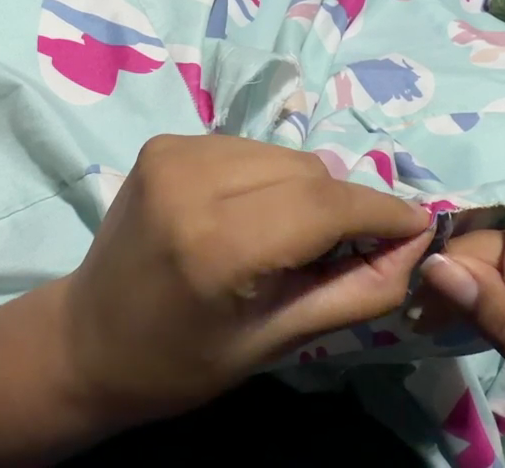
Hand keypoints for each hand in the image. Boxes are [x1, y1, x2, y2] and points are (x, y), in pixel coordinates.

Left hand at [60, 134, 433, 424]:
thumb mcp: (275, 342)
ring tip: (286, 237)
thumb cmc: (179, 361)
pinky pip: (249, 149)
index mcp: (217, 242)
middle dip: (341, 208)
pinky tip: (249, 214)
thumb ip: (356, 290)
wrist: (85, 340)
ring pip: (283, 154)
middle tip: (341, 252)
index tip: (419, 224)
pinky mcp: (165, 142)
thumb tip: (416, 243)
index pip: (325, 204)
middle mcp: (193, 179)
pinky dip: (267, 177)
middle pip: (309, 172)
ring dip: (304, 190)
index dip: (380, 212)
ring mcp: (174, 151)